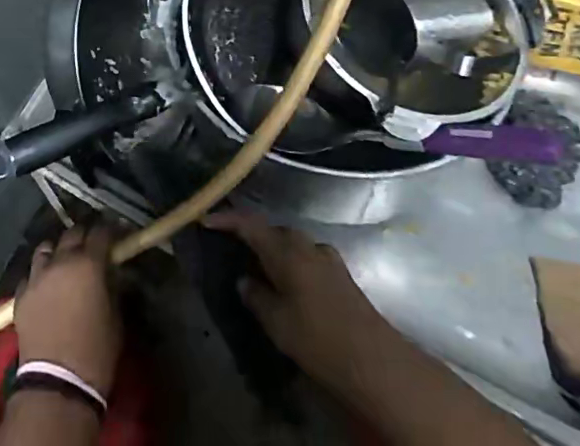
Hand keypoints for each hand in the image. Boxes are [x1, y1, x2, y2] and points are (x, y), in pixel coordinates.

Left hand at [15, 225, 121, 393]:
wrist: (57, 382)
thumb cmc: (96, 351)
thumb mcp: (115, 315)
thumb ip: (112, 285)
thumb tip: (110, 271)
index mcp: (88, 264)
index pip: (101, 232)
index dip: (111, 230)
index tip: (118, 234)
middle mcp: (60, 261)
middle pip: (72, 234)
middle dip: (84, 237)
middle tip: (93, 248)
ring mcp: (36, 276)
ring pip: (46, 248)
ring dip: (58, 252)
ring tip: (64, 263)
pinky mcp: (20, 294)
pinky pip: (30, 274)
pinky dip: (40, 275)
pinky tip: (46, 287)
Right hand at [202, 211, 401, 396]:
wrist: (374, 361)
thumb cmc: (318, 338)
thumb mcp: (276, 322)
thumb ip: (256, 296)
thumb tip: (244, 280)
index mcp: (286, 250)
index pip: (249, 223)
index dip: (226, 219)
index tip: (205, 219)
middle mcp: (306, 244)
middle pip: (272, 229)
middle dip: (250, 234)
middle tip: (230, 246)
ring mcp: (326, 257)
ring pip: (291, 243)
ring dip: (272, 249)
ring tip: (256, 266)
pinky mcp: (340, 273)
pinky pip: (305, 256)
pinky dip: (290, 261)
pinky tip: (285, 281)